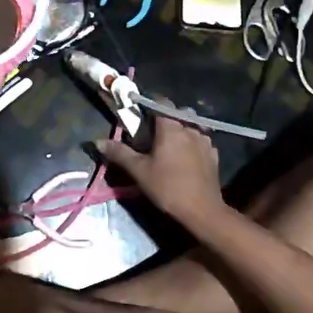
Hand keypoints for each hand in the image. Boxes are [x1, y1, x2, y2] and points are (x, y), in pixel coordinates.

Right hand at [97, 115, 228, 220]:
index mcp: (171, 127)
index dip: (151, 104)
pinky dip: (192, 145)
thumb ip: (119, 153)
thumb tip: (99, 142)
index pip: (161, 102)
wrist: (202, 210)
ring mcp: (205, 141)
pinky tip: (187, 159)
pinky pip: (201, 142)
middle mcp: (190, 128)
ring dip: (181, 131)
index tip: (142, 115)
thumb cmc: (167, 187)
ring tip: (171, 147)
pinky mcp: (213, 155)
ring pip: (191, 127)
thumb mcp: (139, 171)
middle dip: (167, 119)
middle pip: (178, 113)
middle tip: (155, 134)